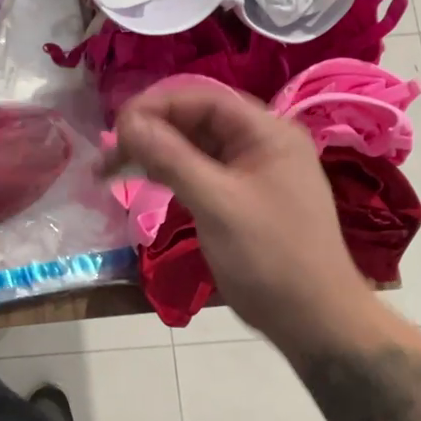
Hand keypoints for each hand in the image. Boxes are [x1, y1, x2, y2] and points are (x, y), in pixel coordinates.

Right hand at [110, 83, 386, 351]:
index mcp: (267, 133)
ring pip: (194, 149)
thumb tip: (127, 123)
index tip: (115, 129)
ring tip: (112, 171)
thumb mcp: (217, 204)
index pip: (202, 99)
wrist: (313, 321)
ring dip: (155, 155)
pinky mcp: (242, 200)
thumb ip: (171, 159)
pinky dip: (170, 176)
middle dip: (150, 132)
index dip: (155, 107)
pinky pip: (200, 174)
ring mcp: (253, 173)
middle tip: (107, 157)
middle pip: (196, 121)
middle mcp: (261, 144)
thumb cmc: (270, 258)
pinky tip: (144, 183)